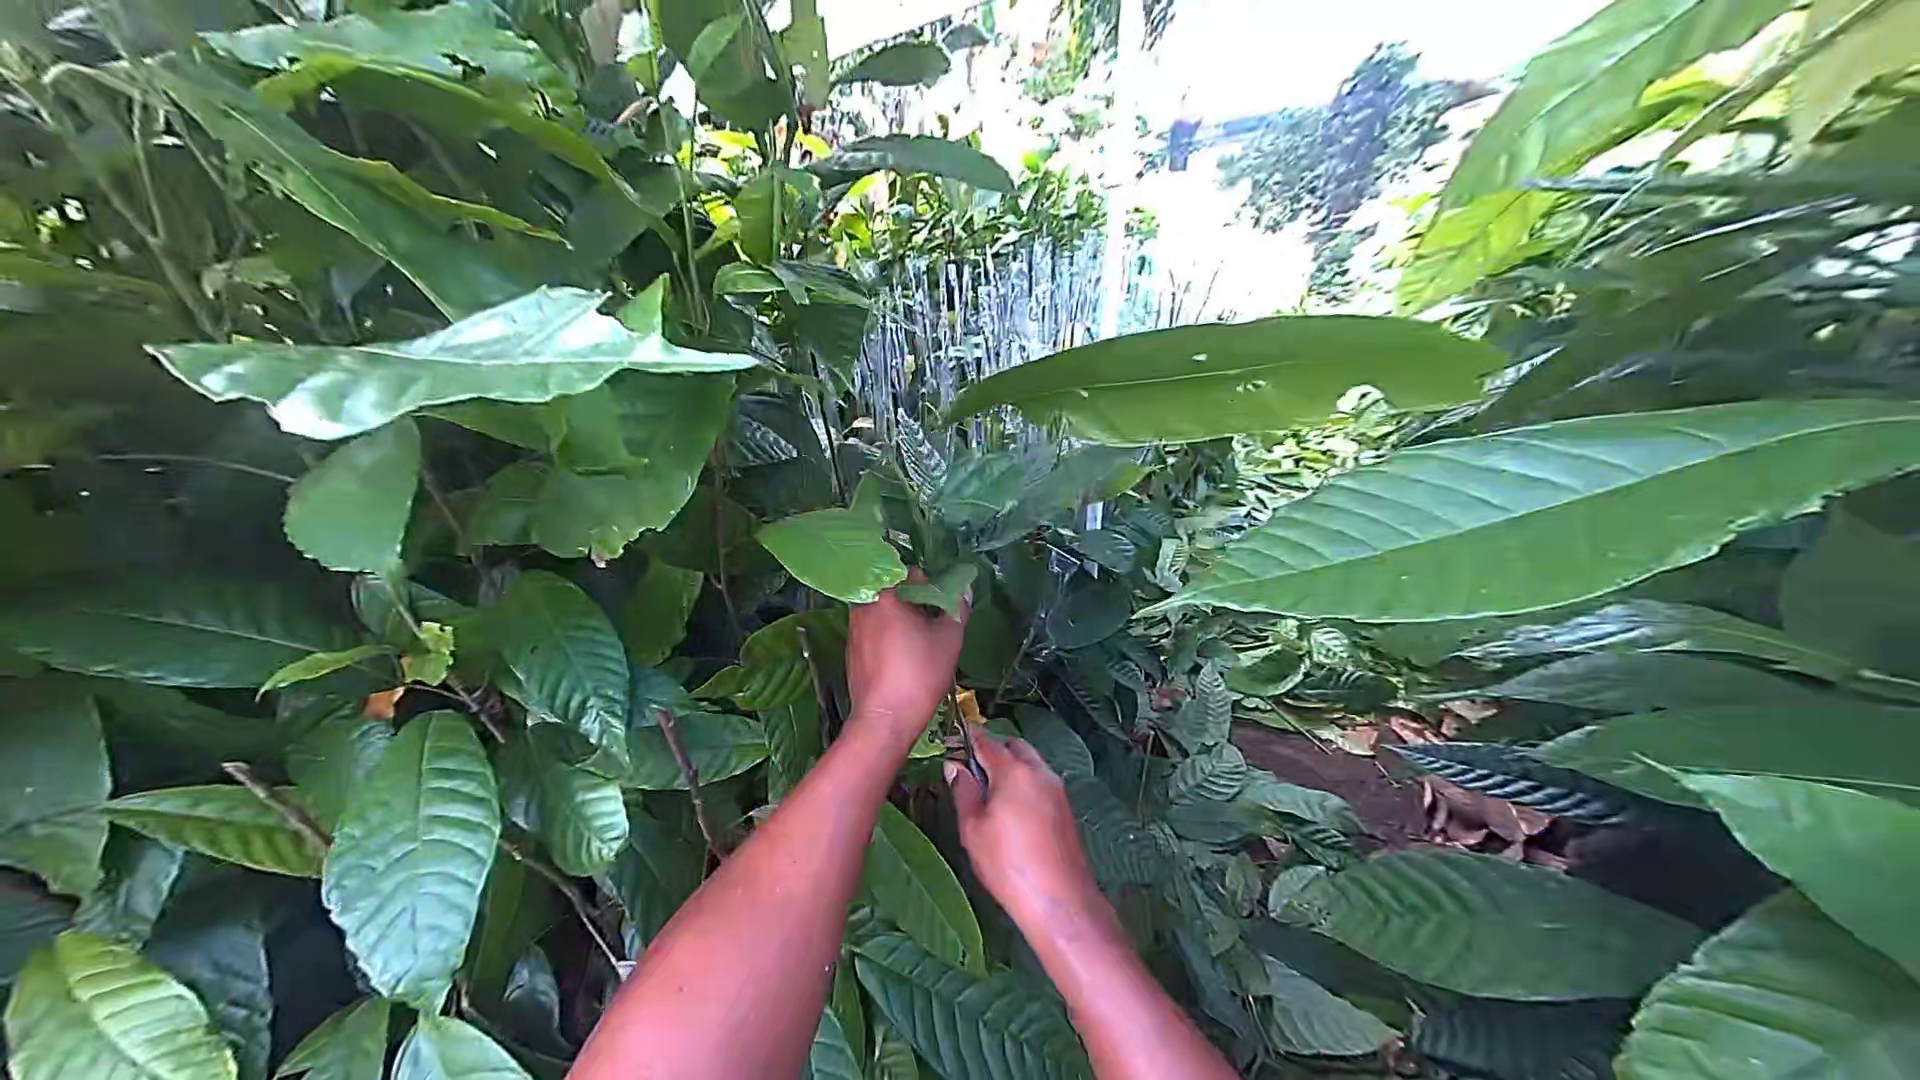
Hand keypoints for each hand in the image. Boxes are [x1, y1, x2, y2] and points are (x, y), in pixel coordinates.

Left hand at [845, 570, 968, 741]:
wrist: (885, 719)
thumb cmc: (919, 673)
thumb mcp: (949, 639)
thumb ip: (958, 609)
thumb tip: (964, 590)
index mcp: (885, 595)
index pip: (911, 574)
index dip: (931, 588)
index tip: (941, 610)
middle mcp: (863, 606)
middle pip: (894, 592)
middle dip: (915, 604)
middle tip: (932, 625)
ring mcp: (853, 629)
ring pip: (883, 612)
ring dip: (901, 620)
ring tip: (919, 643)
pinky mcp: (851, 650)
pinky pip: (873, 632)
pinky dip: (887, 637)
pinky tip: (901, 658)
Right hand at [946, 727, 1105, 932]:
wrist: (1060, 901)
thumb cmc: (1007, 864)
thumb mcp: (973, 828)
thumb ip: (963, 790)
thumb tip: (955, 764)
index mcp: (1014, 770)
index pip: (987, 741)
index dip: (968, 737)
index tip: (953, 739)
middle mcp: (1039, 771)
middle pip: (1014, 746)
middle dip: (993, 749)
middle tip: (972, 769)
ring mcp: (1057, 788)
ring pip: (1031, 762)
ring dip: (1011, 766)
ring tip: (990, 792)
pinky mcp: (1066, 807)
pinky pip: (1041, 781)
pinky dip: (1025, 782)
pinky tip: (1013, 808)